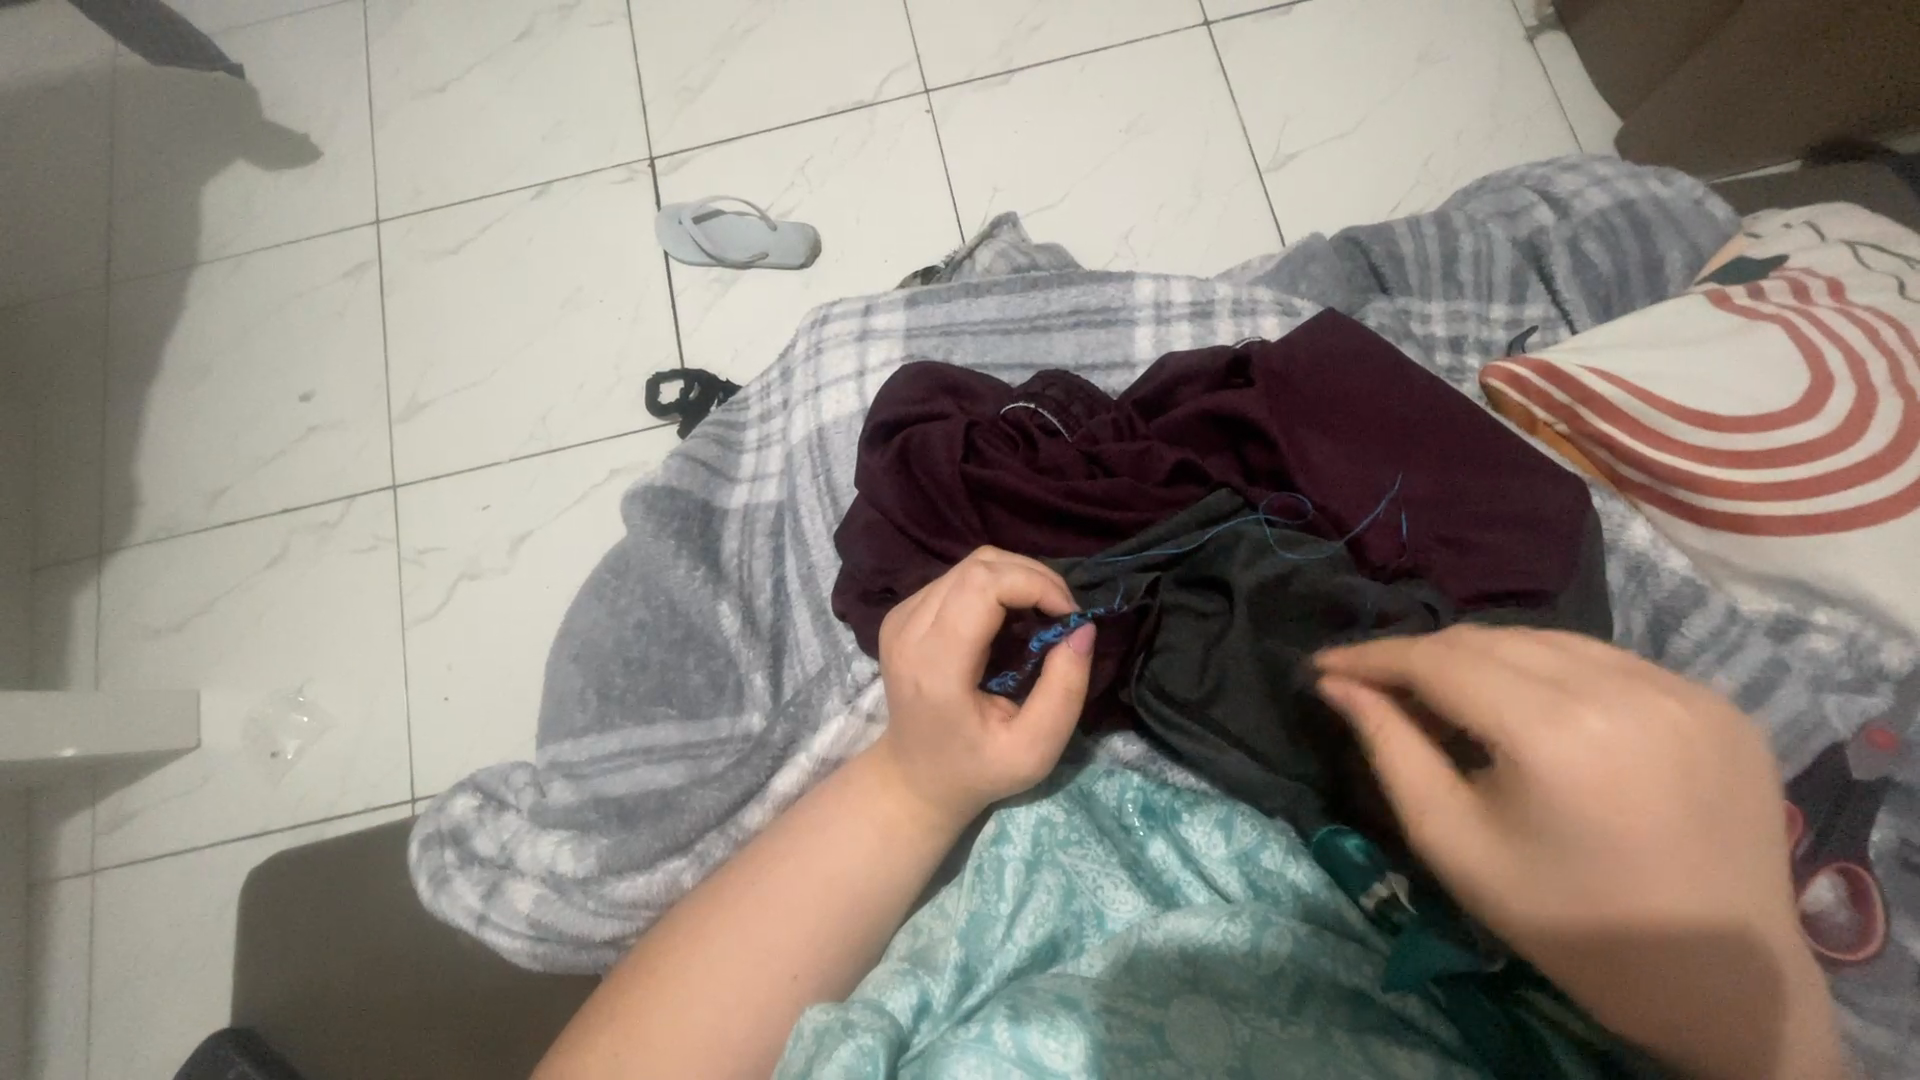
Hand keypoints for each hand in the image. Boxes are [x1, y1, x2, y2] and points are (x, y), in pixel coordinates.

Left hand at [873, 547, 1095, 827]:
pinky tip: (1011, 619)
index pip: (983, 585)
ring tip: (1042, 614)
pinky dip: (995, 587)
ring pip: (970, 565)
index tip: (1070, 615)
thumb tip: (1083, 628)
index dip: (1036, 583)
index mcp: (936, 665)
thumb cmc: (978, 770)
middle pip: (979, 565)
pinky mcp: (902, 614)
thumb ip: (1064, 691)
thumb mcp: (1035, 750)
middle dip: (1033, 577)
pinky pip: (957, 578)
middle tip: (1063, 613)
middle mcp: (908, 631)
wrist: (915, 777)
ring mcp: (900, 618)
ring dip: (1016, 578)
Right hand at [1316, 626, 1842, 1079]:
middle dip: (1418, 657)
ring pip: (1542, 640)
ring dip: (1477, 657)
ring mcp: (1684, 691)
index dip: (1371, 656)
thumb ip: (1388, 746)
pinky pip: (1601, 659)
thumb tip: (1336, 684)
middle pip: (1486, 640)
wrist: (1721, 987)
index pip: (1438, 661)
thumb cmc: (1563, 922)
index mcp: (1558, 734)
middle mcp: (1626, 691)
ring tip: (1443, 695)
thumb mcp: (1449, 839)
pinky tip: (1525, 704)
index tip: (1322, 664)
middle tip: (1374, 686)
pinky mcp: (1717, 703)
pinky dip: (1543, 669)